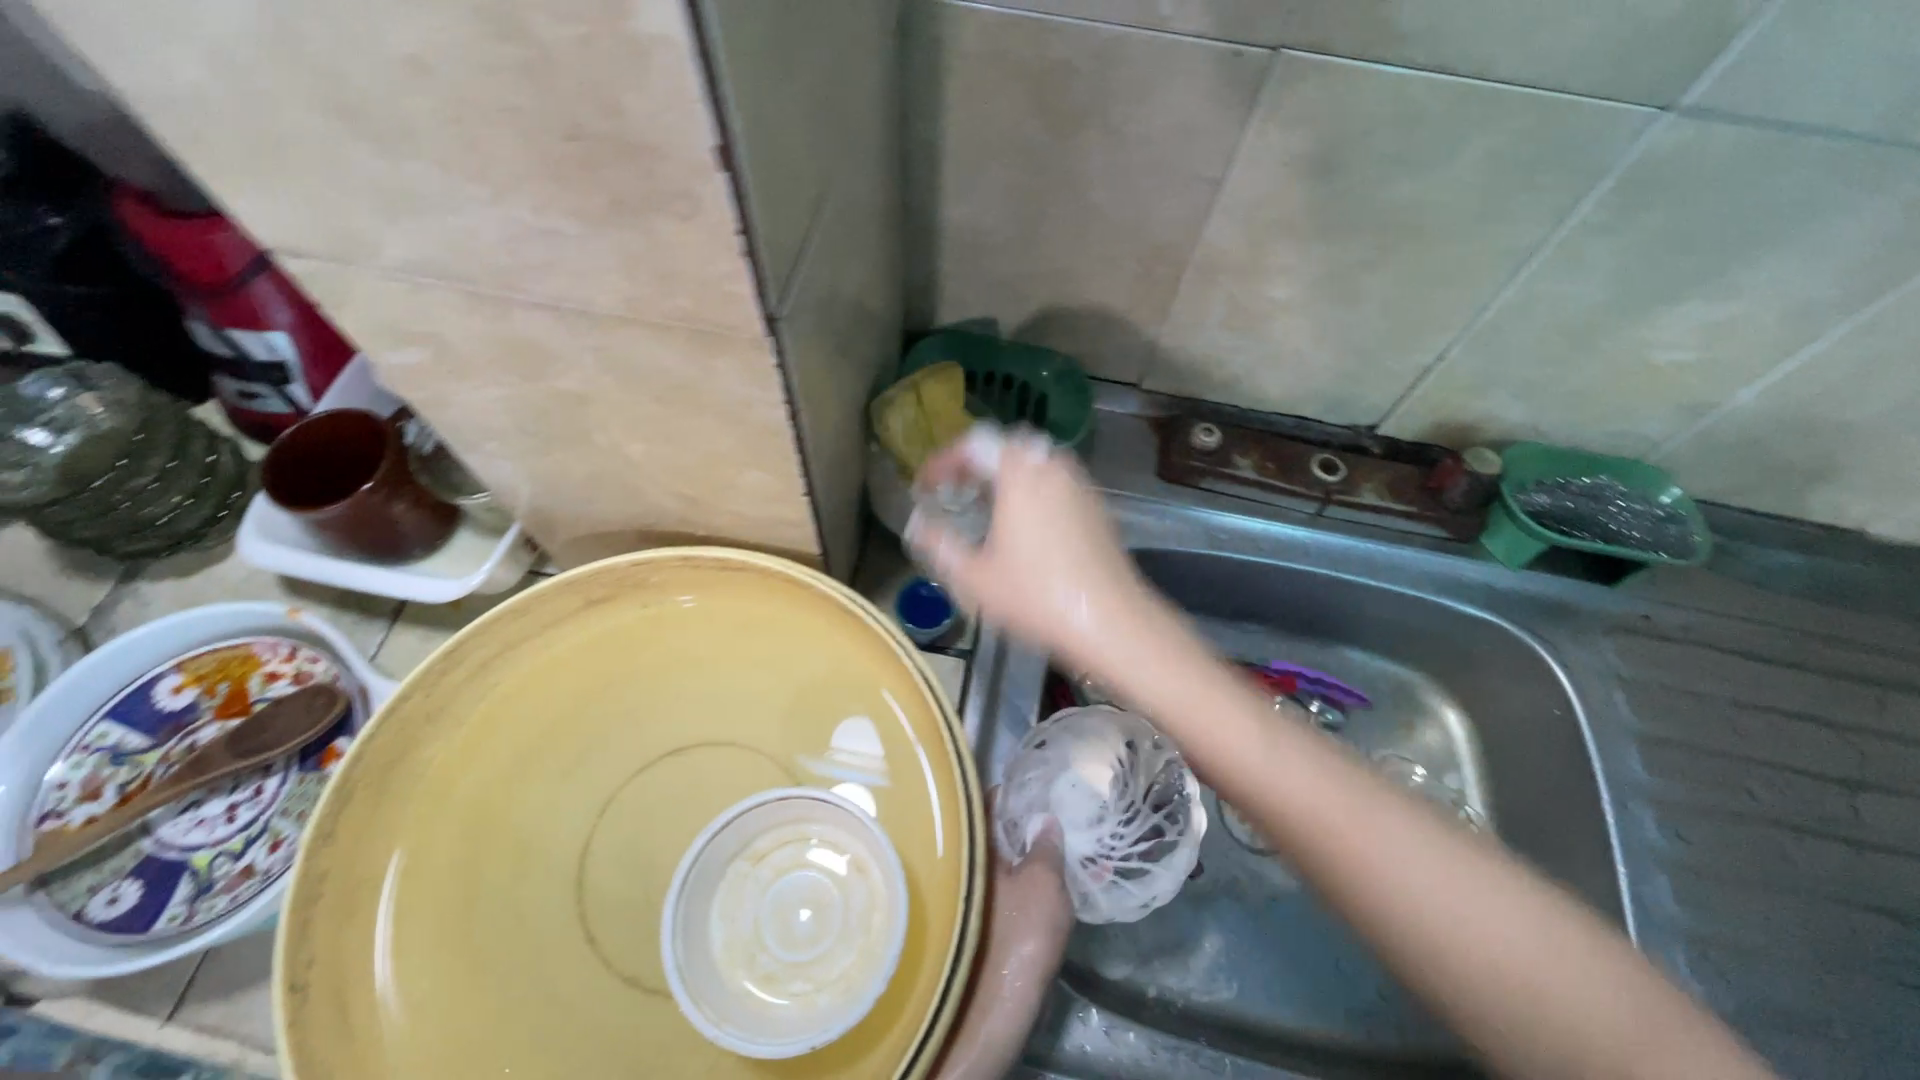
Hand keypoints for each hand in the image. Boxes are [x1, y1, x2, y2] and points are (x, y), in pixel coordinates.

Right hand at [906, 425, 1152, 670]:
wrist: (1111, 620)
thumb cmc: (1036, 597)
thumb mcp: (974, 578)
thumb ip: (939, 544)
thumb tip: (916, 523)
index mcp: (1018, 473)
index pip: (973, 443)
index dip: (942, 461)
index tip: (925, 487)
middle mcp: (1051, 466)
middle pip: (1006, 445)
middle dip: (976, 463)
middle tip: (954, 490)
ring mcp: (1079, 483)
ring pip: (1035, 461)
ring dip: (1006, 475)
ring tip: (985, 507)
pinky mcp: (1096, 504)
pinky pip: (1056, 481)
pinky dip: (1032, 489)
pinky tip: (1023, 525)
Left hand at [933, 800, 1072, 1079]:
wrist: (994, 1006)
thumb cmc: (1017, 933)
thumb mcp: (1043, 884)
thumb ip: (1046, 846)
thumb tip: (1045, 818)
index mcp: (971, 845)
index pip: (989, 801)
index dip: (1016, 790)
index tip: (1041, 783)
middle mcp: (964, 863)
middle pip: (997, 831)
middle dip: (1028, 821)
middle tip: (1062, 809)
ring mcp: (972, 893)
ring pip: (1006, 860)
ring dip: (1035, 852)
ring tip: (1072, 842)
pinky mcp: (984, 920)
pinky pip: (1010, 886)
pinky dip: (1033, 880)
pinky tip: (1063, 880)